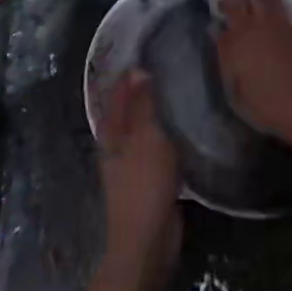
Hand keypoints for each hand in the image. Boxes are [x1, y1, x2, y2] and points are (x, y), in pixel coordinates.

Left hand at [95, 70, 180, 269]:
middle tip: (167, 66)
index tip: (147, 50)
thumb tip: (137, 70)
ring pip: (142, 126)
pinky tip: (181, 127)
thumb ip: (142, 105)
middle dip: (142, 89)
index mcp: (110, 128)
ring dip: (155, 110)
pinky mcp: (148, 176)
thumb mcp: (146, 138)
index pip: (117, 90)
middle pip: (128, 106)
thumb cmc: (144, 183)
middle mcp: (116, 140)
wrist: (146, 240)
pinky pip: (155, 146)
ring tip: (177, 91)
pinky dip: (164, 132)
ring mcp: (130, 160)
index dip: (129, 71)